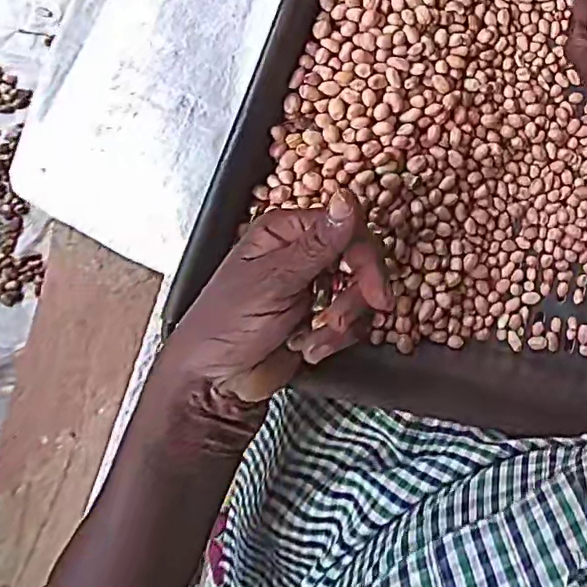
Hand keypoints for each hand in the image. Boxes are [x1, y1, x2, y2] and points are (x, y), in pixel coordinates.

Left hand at [154, 191, 390, 419]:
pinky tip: (308, 348)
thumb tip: (348, 201)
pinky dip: (336, 339)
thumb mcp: (273, 282)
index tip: (374, 290)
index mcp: (287, 231)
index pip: (347, 227)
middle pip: (360, 260)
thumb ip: (317, 244)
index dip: (364, 258)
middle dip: (353, 296)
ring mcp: (315, 284)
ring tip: (311, 339)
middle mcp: (304, 251)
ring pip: (360, 292)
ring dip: (341, 322)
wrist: (212, 386)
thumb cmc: (224, 327)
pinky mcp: (322, 314)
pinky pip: (354, 319)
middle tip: (337, 320)